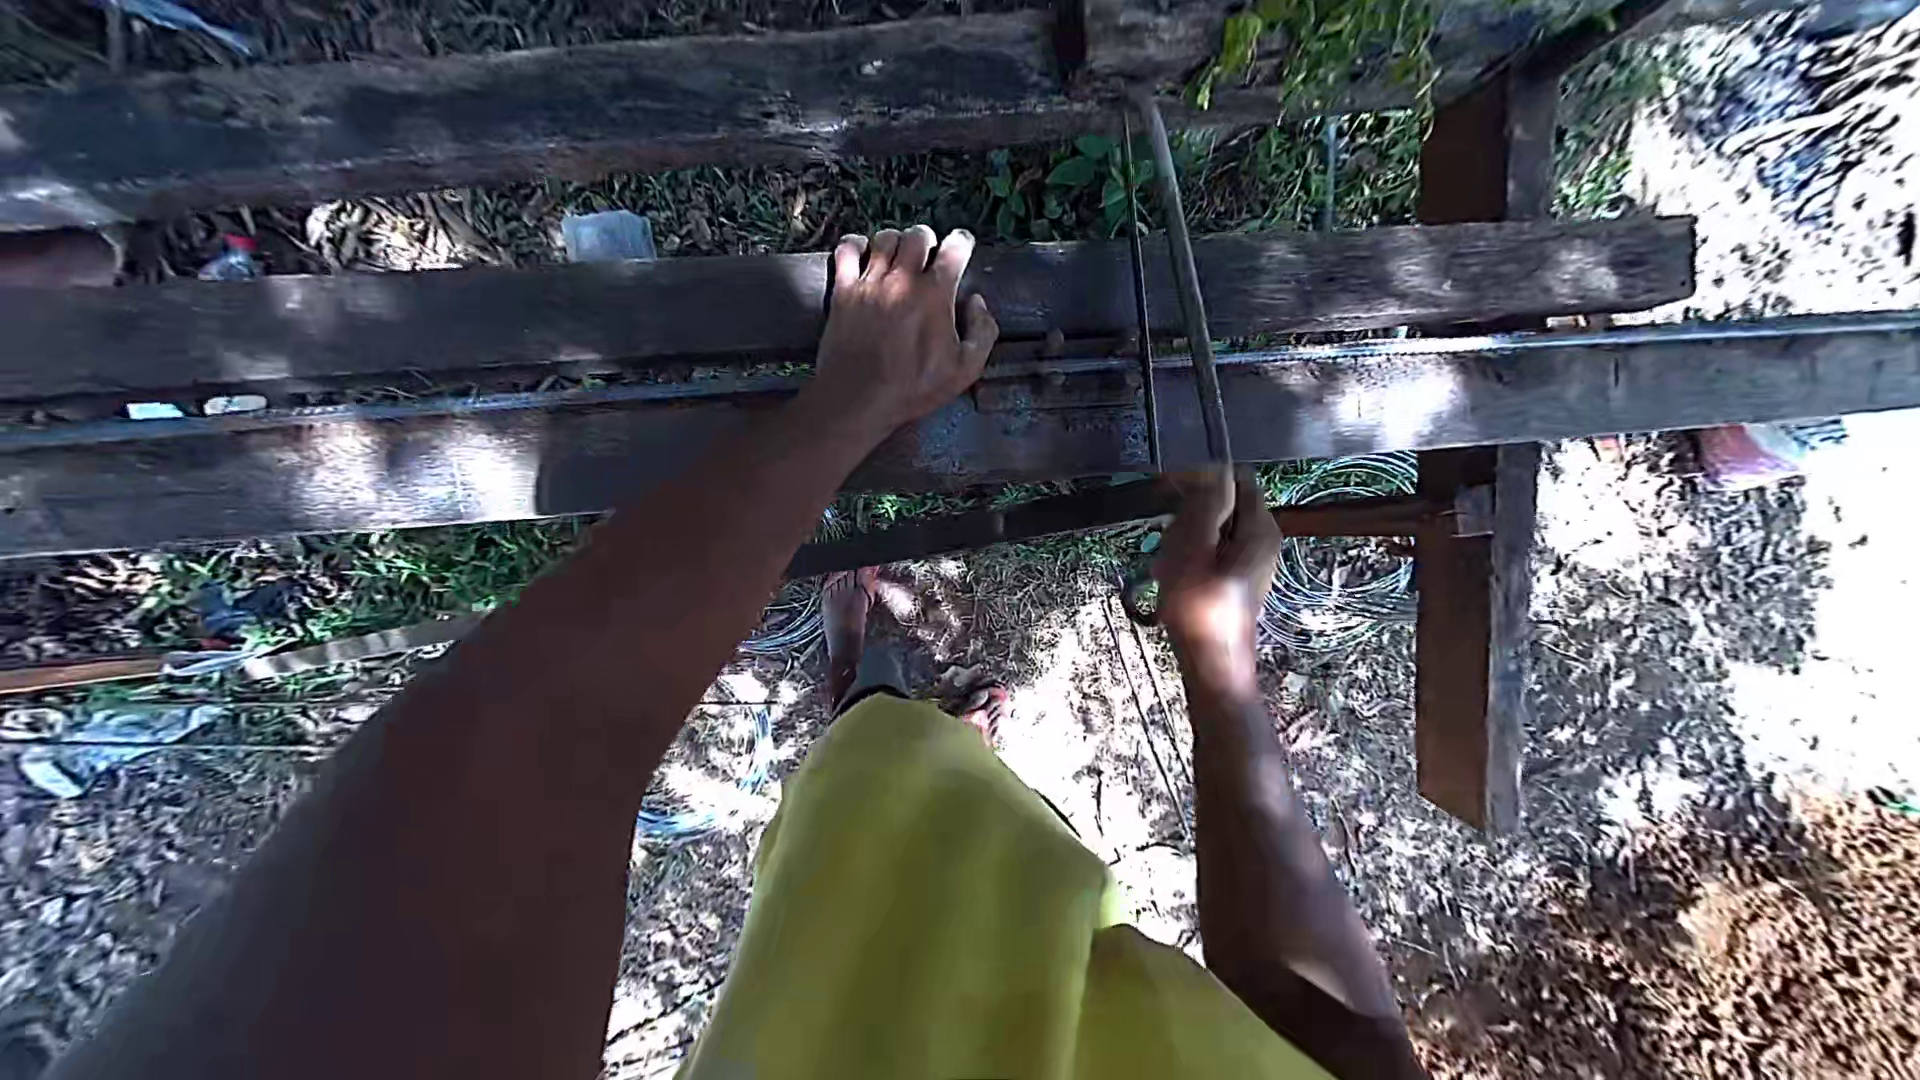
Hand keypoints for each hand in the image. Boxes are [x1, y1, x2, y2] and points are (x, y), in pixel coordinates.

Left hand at [808, 225, 998, 434]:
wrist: (859, 398)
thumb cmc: (913, 389)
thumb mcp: (965, 370)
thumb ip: (982, 332)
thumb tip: (978, 303)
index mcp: (935, 294)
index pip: (955, 248)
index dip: (962, 243)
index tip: (962, 247)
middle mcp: (902, 279)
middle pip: (917, 236)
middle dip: (928, 241)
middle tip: (928, 256)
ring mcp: (870, 282)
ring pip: (884, 238)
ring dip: (896, 242)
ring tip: (898, 258)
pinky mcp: (843, 291)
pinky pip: (847, 249)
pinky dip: (856, 244)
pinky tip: (862, 255)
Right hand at [1154, 468, 1281, 702]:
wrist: (1211, 665)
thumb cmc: (1200, 610)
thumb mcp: (1194, 552)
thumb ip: (1206, 508)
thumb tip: (1214, 468)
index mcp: (1259, 528)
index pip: (1231, 477)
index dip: (1198, 478)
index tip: (1166, 492)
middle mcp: (1260, 538)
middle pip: (1219, 503)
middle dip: (1186, 516)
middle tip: (1168, 543)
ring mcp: (1248, 558)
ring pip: (1208, 528)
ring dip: (1182, 540)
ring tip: (1167, 566)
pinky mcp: (1233, 575)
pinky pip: (1207, 550)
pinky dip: (1187, 557)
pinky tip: (1172, 578)